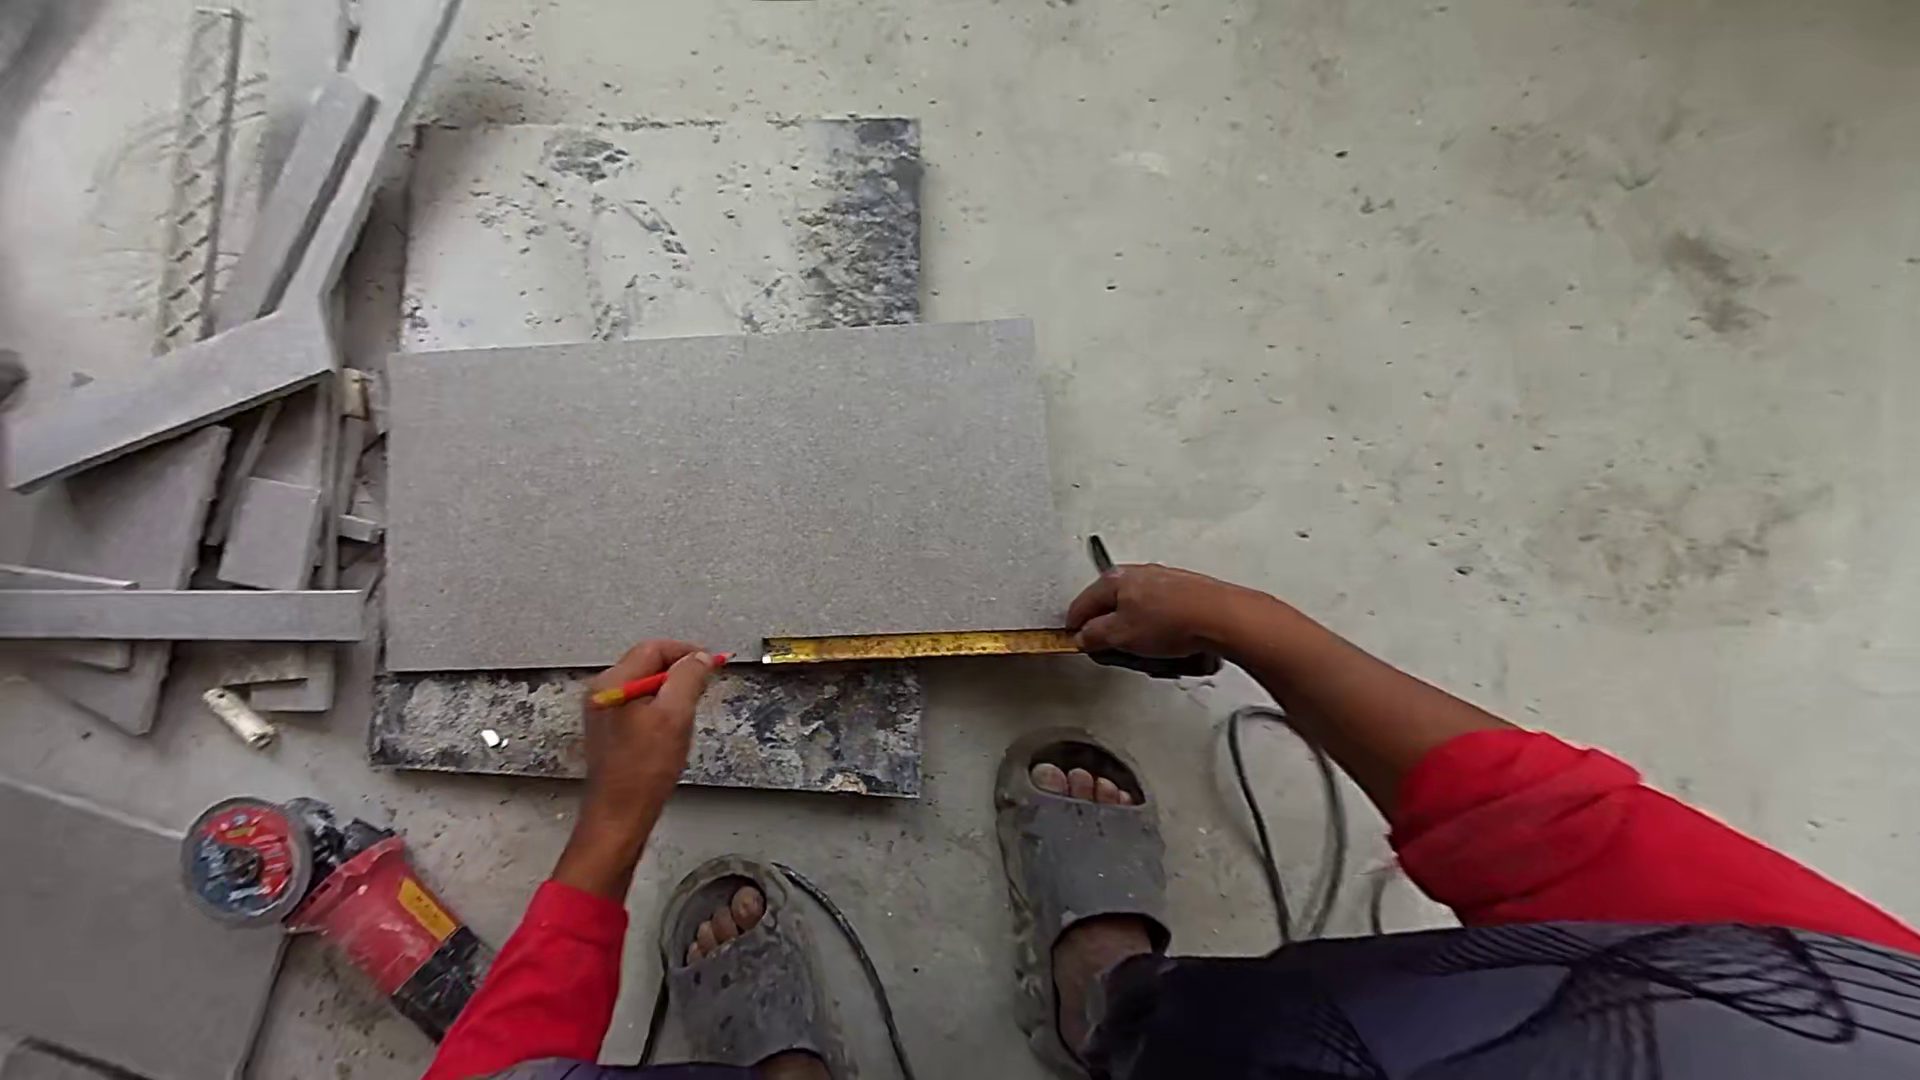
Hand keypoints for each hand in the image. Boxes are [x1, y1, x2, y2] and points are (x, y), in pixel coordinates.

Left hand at [580, 639, 717, 822]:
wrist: (621, 814)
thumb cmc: (643, 770)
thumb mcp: (676, 714)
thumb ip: (689, 677)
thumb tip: (700, 657)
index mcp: (612, 684)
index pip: (654, 648)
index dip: (686, 652)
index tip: (710, 663)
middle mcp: (604, 693)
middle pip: (650, 664)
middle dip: (681, 672)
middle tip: (702, 689)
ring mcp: (607, 712)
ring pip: (650, 684)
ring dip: (674, 691)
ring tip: (686, 714)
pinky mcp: (614, 729)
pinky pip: (644, 703)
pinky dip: (664, 707)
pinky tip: (673, 729)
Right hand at [1067, 563, 1270, 656]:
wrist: (1223, 618)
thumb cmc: (1176, 619)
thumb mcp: (1120, 636)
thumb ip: (1093, 636)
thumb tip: (1084, 636)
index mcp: (1116, 579)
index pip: (1082, 603)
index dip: (1076, 626)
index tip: (1077, 641)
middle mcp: (1139, 575)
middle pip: (1112, 608)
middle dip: (1113, 633)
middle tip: (1118, 652)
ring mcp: (1164, 584)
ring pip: (1139, 615)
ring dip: (1140, 636)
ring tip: (1154, 654)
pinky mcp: (1185, 596)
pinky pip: (1162, 619)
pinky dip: (1162, 634)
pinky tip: (1173, 647)